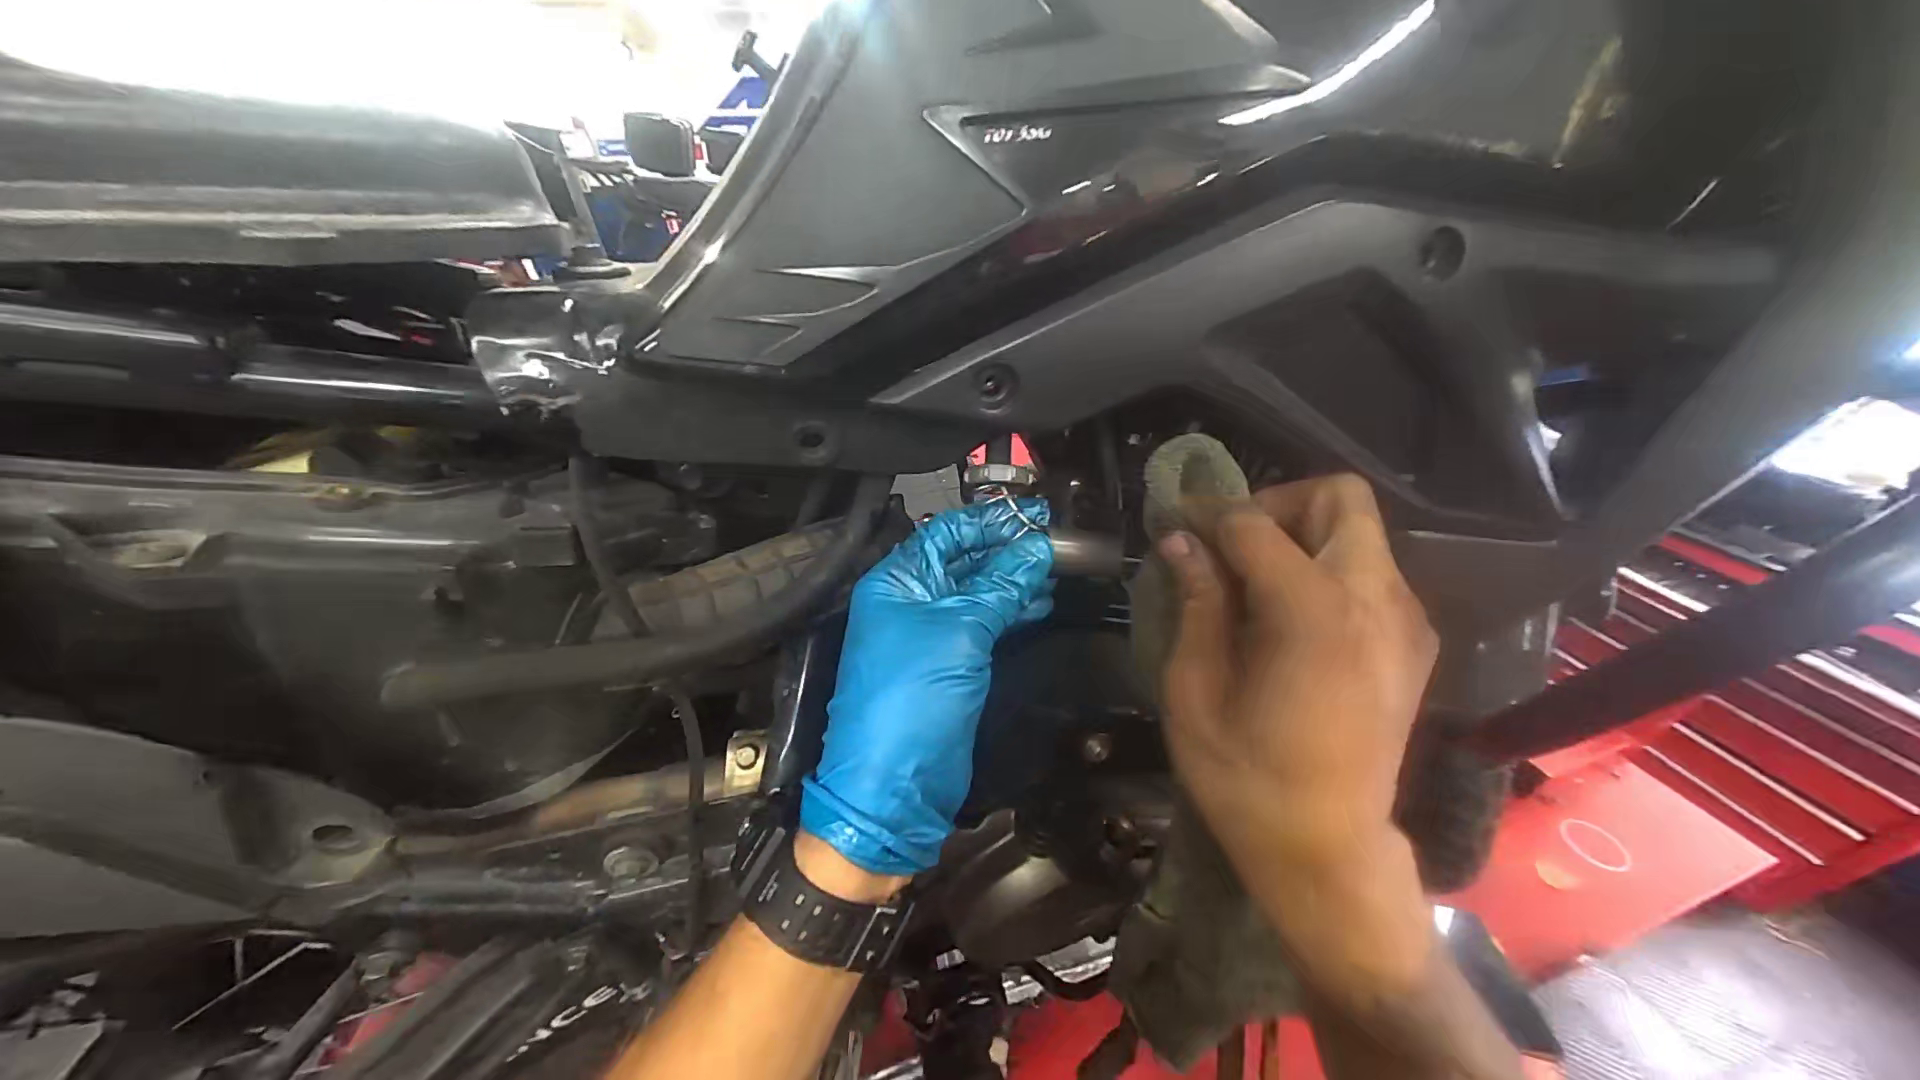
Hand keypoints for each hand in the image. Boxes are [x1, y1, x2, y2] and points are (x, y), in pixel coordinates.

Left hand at [801, 499, 1052, 875]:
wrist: (895, 786)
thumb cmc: (912, 700)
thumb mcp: (959, 631)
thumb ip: (1000, 586)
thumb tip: (1037, 548)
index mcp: (896, 582)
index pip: (945, 534)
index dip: (989, 522)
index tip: (1033, 516)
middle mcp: (911, 601)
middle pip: (964, 560)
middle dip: (1008, 549)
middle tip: (1054, 541)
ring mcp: (932, 633)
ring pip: (979, 592)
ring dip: (1016, 579)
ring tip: (1055, 570)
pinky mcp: (952, 662)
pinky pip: (986, 624)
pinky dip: (1013, 611)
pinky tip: (1041, 602)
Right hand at [1156, 474, 1436, 877]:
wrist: (1326, 850)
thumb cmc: (1244, 777)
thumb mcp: (1196, 689)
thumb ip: (1196, 603)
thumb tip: (1180, 542)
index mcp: (1313, 614)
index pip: (1254, 525)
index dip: (1207, 513)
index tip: (1175, 523)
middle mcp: (1375, 601)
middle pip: (1339, 498)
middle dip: (1276, 505)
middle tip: (1229, 546)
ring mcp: (1405, 622)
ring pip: (1360, 531)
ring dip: (1302, 534)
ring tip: (1252, 581)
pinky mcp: (1413, 643)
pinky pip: (1370, 571)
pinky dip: (1326, 567)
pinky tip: (1287, 615)